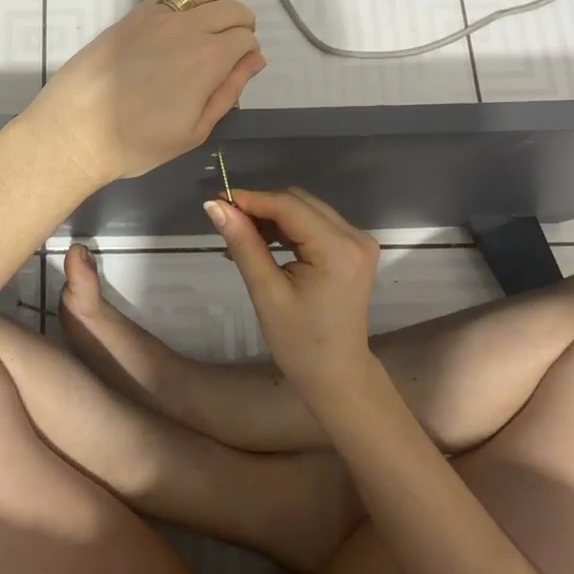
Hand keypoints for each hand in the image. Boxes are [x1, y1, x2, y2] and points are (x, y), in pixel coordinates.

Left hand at [18, 0, 265, 186]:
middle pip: (229, 10)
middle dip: (242, 19)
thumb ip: (228, 91)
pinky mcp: (132, 17)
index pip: (245, 39)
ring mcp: (157, 18)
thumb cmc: (137, 142)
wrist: (75, 131)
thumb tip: (254, 60)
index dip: (249, 50)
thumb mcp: (193, 131)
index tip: (243, 65)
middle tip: (240, 35)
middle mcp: (188, 29)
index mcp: (209, 60)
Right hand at [207, 187, 379, 393]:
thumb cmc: (299, 342)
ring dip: (272, 217)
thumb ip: (244, 244)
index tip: (216, 202)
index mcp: (338, 249)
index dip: (251, 199)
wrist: (336, 374)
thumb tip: (215, 207)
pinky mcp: (353, 249)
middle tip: (226, 222)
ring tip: (241, 237)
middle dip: (261, 207)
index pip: (289, 207)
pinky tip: (263, 243)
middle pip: (299, 202)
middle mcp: (355, 237)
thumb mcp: (266, 292)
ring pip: (306, 210)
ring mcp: (358, 242)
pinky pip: (315, 224)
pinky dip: (287, 228)